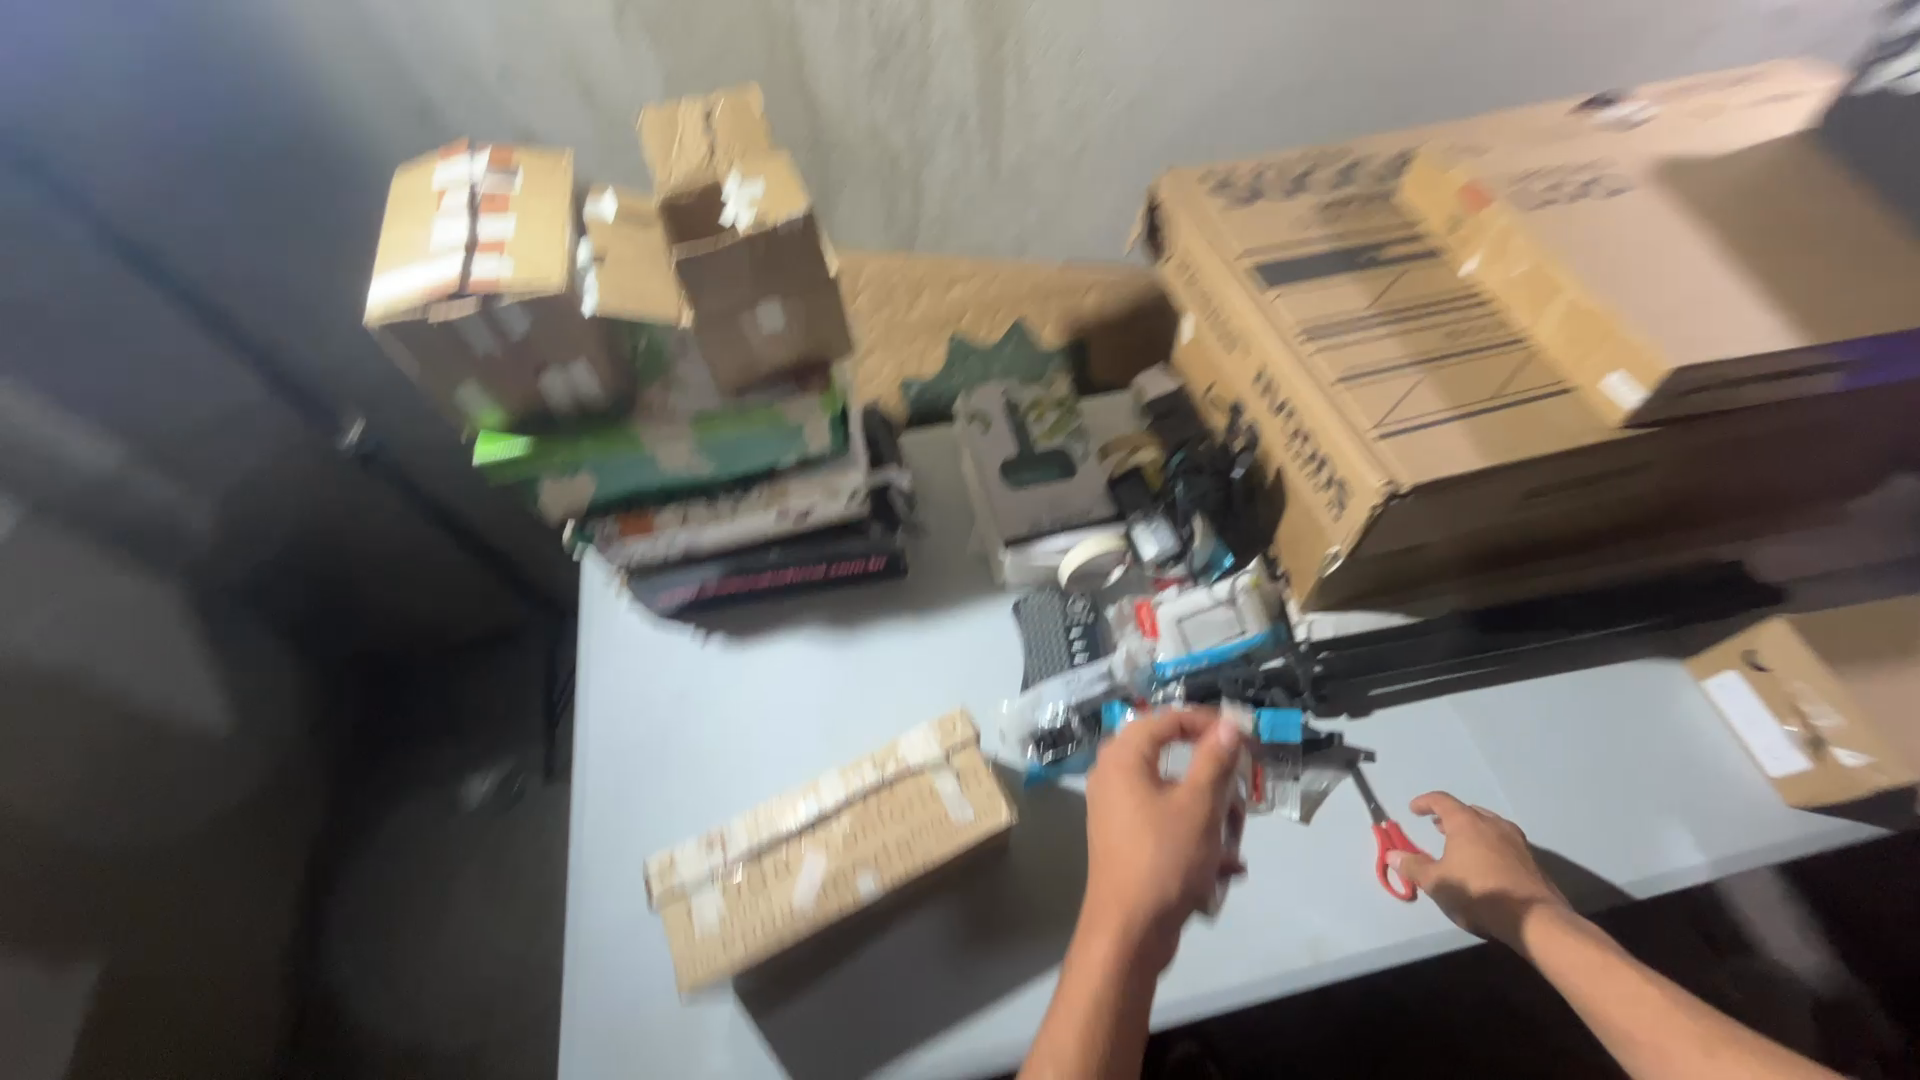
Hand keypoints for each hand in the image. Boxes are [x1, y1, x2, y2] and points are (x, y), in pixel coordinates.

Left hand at [1080, 708, 1246, 971]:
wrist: (1129, 930)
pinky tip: (1223, 866)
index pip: (1168, 719)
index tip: (1244, 738)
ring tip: (1233, 846)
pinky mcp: (1127, 837)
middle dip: (1215, 782)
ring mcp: (1118, 808)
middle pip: (1175, 758)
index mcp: (1124, 756)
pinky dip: (1197, 838)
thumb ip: (1215, 760)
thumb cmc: (1164, 858)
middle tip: (1241, 801)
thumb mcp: (1200, 806)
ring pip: (1177, 795)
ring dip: (1212, 816)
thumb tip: (1228, 724)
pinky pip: (1168, 822)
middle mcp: (1115, 775)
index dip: (1208, 723)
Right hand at [1387, 792, 1569, 947]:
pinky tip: (1487, 866)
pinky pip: (1506, 844)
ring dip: (1473, 831)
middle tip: (1437, 827)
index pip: (1441, 800)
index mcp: (1467, 823)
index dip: (1424, 802)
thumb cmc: (1479, 893)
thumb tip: (1392, 855)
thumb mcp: (1436, 882)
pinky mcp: (1533, 862)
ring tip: (1462, 846)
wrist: (1537, 921)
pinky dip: (1491, 847)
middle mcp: (1493, 825)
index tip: (1413, 810)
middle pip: (1468, 811)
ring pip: (1490, 826)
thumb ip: (1413, 866)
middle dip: (1450, 817)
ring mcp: (1517, 842)